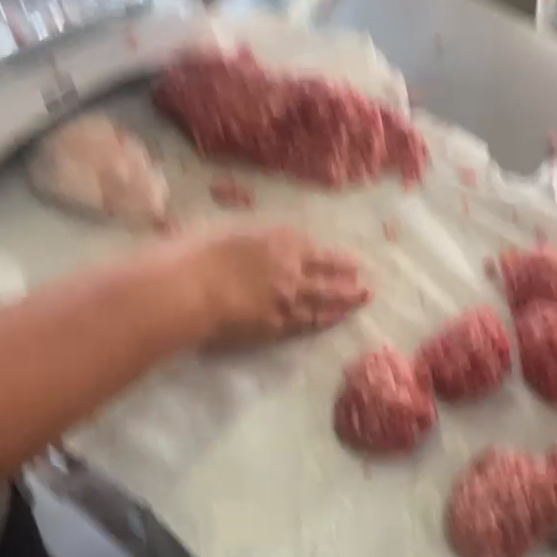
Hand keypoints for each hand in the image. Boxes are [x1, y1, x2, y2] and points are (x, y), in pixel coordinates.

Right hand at [180, 223, 370, 347]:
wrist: (189, 291)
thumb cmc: (197, 253)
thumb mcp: (228, 230)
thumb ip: (251, 238)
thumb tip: (256, 242)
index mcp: (281, 240)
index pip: (317, 250)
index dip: (337, 259)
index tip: (351, 262)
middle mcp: (293, 268)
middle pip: (330, 276)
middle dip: (351, 280)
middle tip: (368, 284)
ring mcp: (290, 298)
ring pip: (327, 301)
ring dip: (347, 301)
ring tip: (363, 300)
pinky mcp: (279, 325)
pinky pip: (308, 322)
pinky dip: (325, 320)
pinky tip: (334, 320)